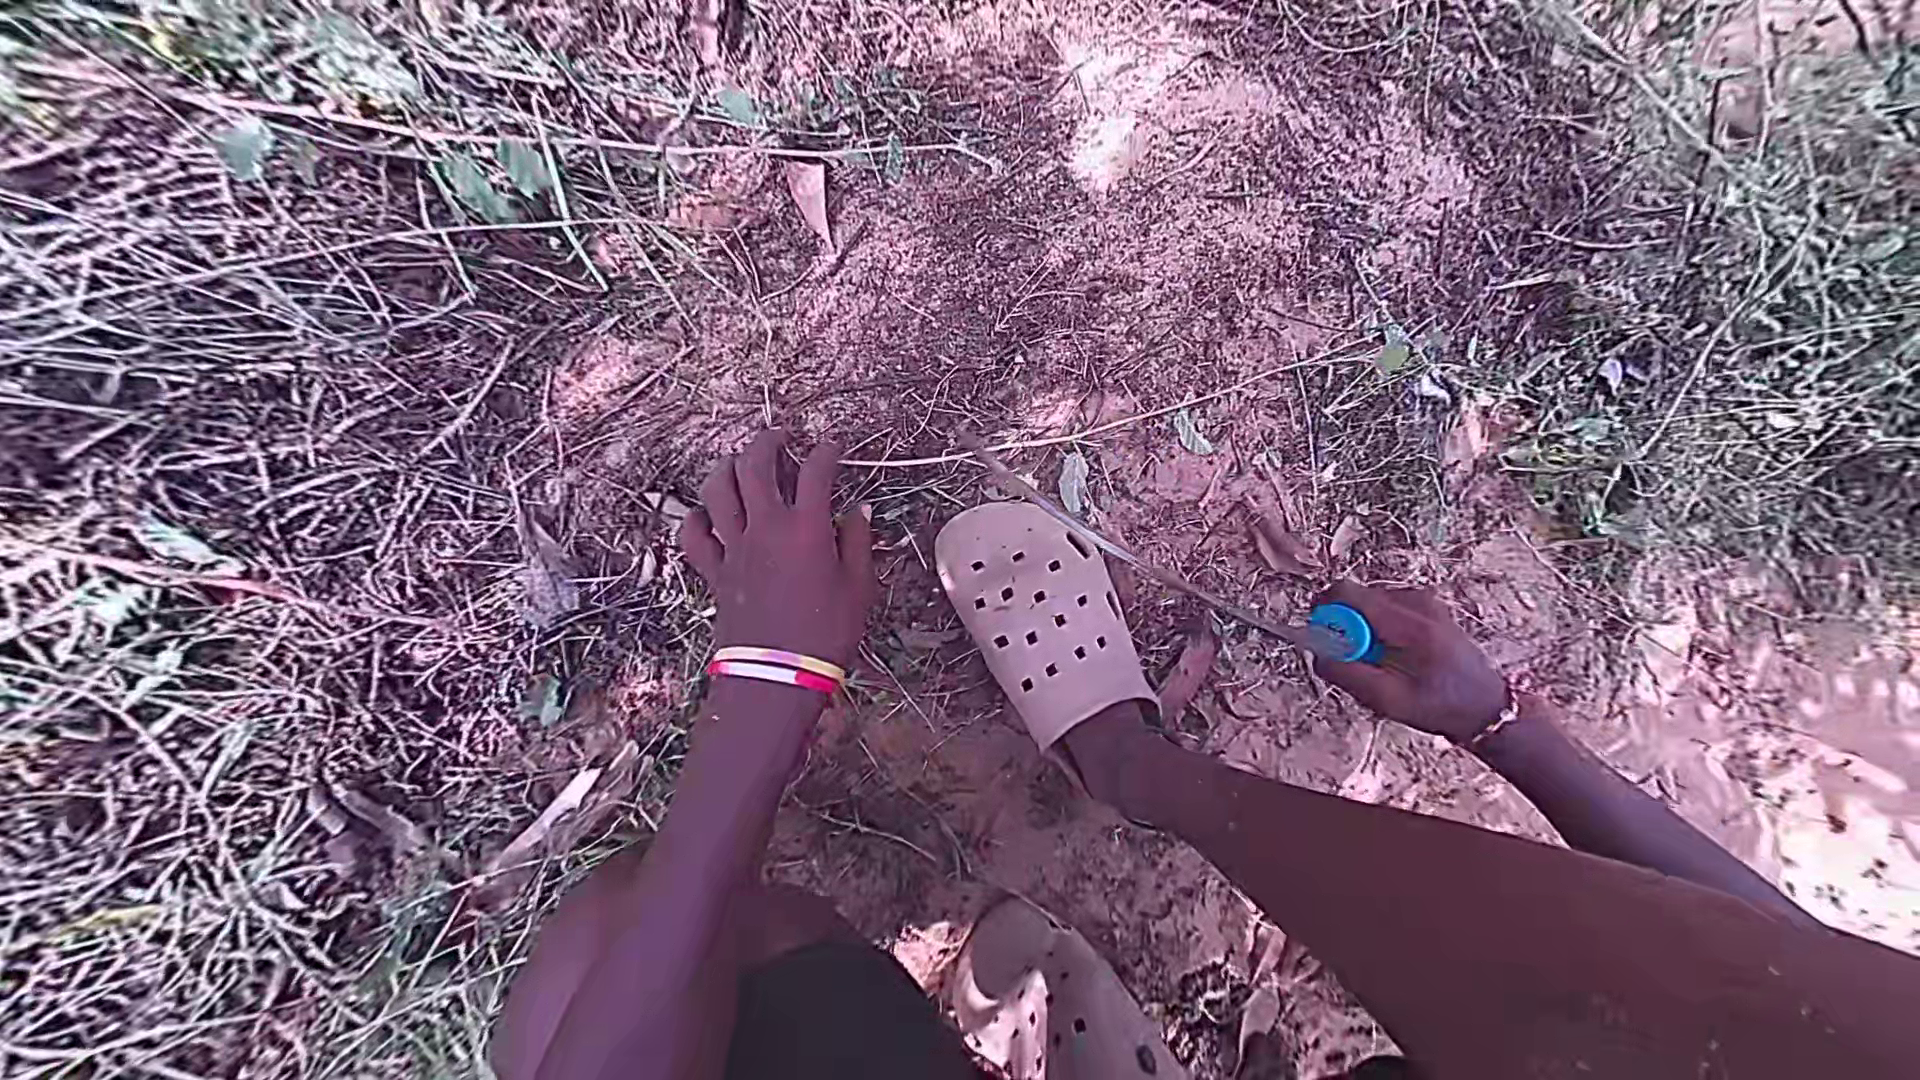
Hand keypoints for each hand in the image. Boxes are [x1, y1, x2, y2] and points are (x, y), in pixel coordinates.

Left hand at [677, 430, 874, 667]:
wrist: (778, 676)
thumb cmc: (828, 632)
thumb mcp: (859, 587)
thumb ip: (858, 542)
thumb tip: (858, 511)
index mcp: (806, 528)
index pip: (816, 472)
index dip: (826, 452)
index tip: (832, 446)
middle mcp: (765, 527)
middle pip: (755, 466)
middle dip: (767, 442)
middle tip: (779, 436)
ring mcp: (734, 547)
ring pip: (718, 491)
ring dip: (727, 468)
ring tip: (739, 462)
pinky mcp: (714, 571)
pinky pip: (694, 535)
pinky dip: (698, 518)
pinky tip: (708, 514)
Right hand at [1309, 580, 1508, 742]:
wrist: (1485, 708)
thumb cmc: (1437, 706)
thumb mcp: (1384, 700)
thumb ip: (1344, 673)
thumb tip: (1315, 652)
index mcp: (1409, 626)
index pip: (1347, 593)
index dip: (1325, 610)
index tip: (1324, 635)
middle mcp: (1418, 603)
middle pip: (1355, 595)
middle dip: (1344, 623)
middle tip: (1355, 654)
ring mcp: (1425, 601)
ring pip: (1367, 599)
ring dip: (1360, 624)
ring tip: (1377, 654)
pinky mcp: (1427, 604)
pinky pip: (1383, 603)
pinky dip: (1376, 623)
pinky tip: (1391, 648)